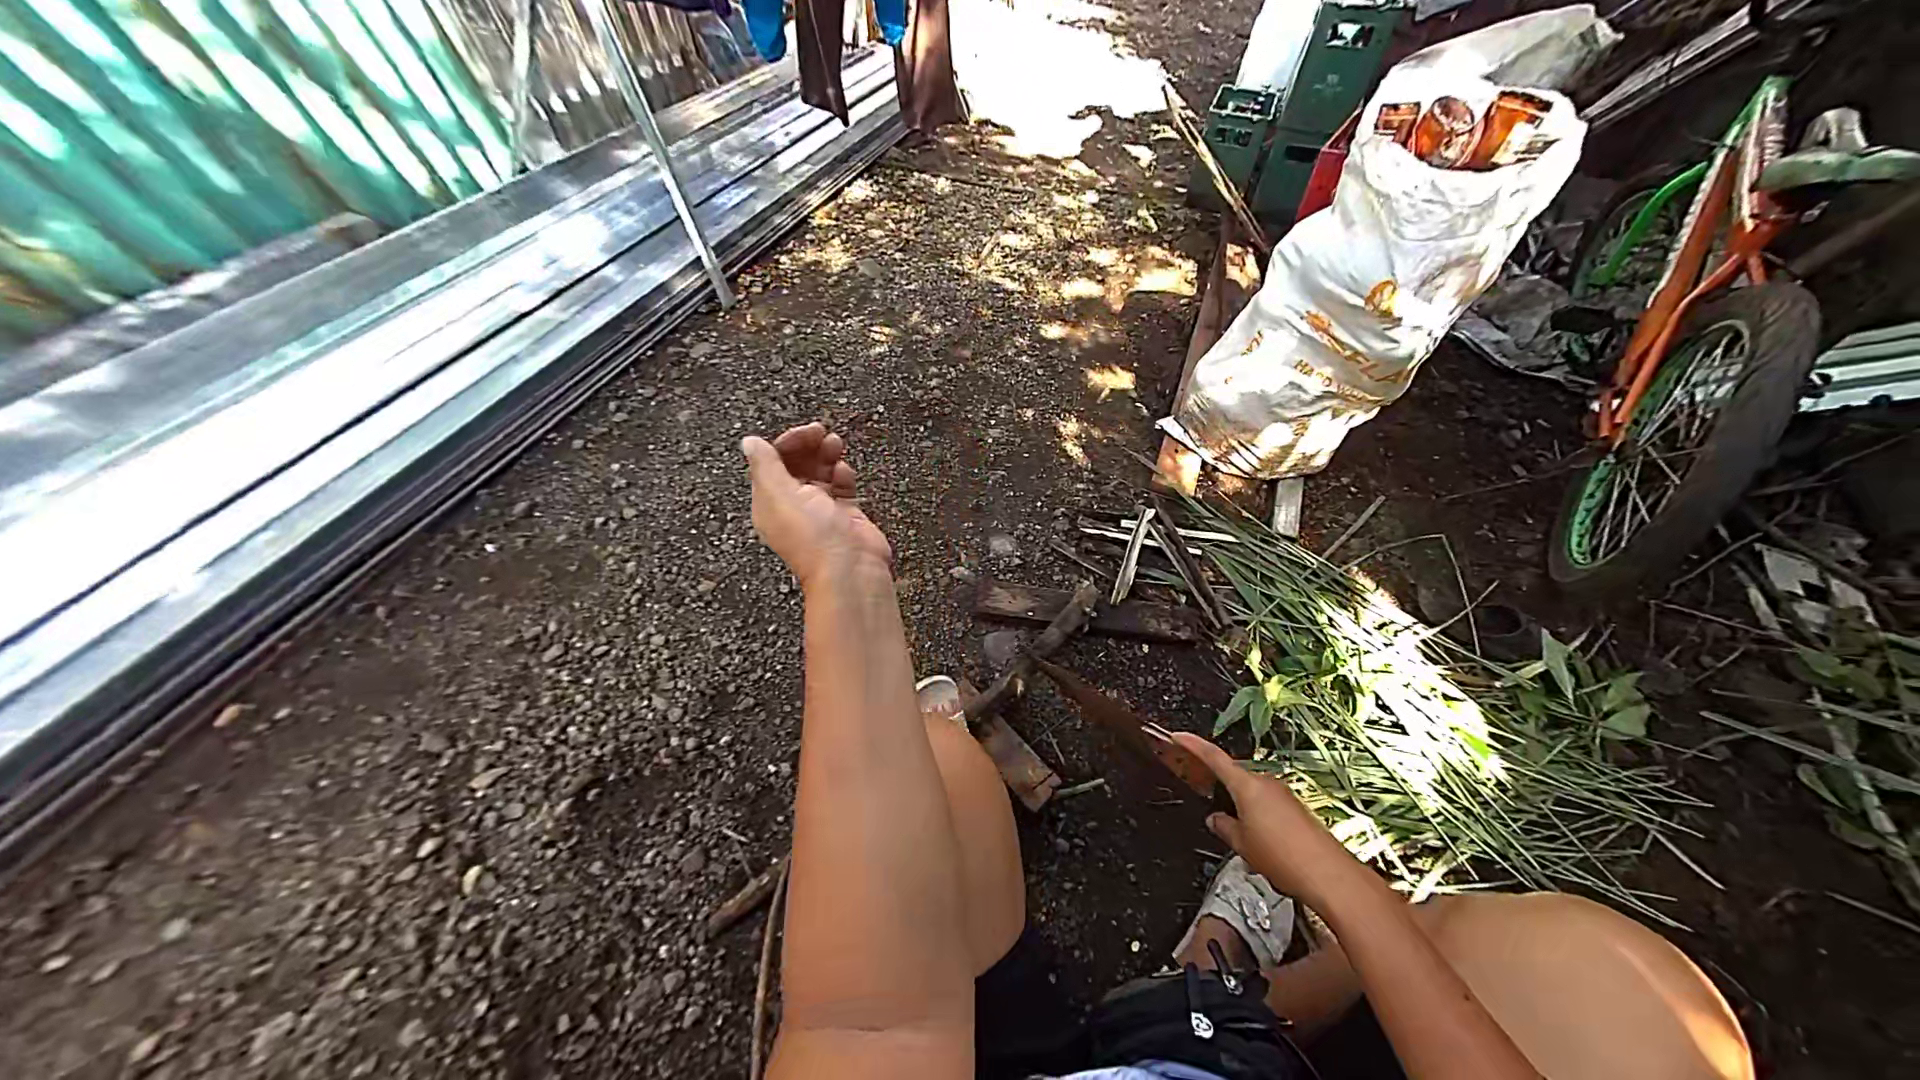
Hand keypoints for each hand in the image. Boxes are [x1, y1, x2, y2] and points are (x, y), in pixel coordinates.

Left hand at [742, 422, 891, 587]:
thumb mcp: (778, 494)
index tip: (807, 433)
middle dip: (808, 446)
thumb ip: (764, 465)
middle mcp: (793, 507)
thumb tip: (750, 443)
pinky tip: (843, 471)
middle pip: (797, 465)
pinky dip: (842, 474)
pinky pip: (841, 486)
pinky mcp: (844, 515)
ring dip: (826, 455)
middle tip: (822, 434)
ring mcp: (820, 511)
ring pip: (820, 472)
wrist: (851, 568)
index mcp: (770, 503)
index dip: (788, 443)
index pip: (772, 462)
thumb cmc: (815, 540)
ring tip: (835, 445)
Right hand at [1173, 732, 1358, 907]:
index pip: (1213, 757)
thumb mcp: (1241, 844)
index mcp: (1247, 785)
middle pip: (1235, 778)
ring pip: (1254, 796)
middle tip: (1214, 814)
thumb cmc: (1284, 857)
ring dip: (1244, 811)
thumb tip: (1216, 819)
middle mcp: (1267, 783)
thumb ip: (1223, 826)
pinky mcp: (1298, 811)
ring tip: (1244, 843)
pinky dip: (1261, 821)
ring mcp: (1285, 796)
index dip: (1193, 745)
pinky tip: (1265, 848)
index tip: (1178, 737)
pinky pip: (1270, 808)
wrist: (1330, 876)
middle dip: (1223, 793)